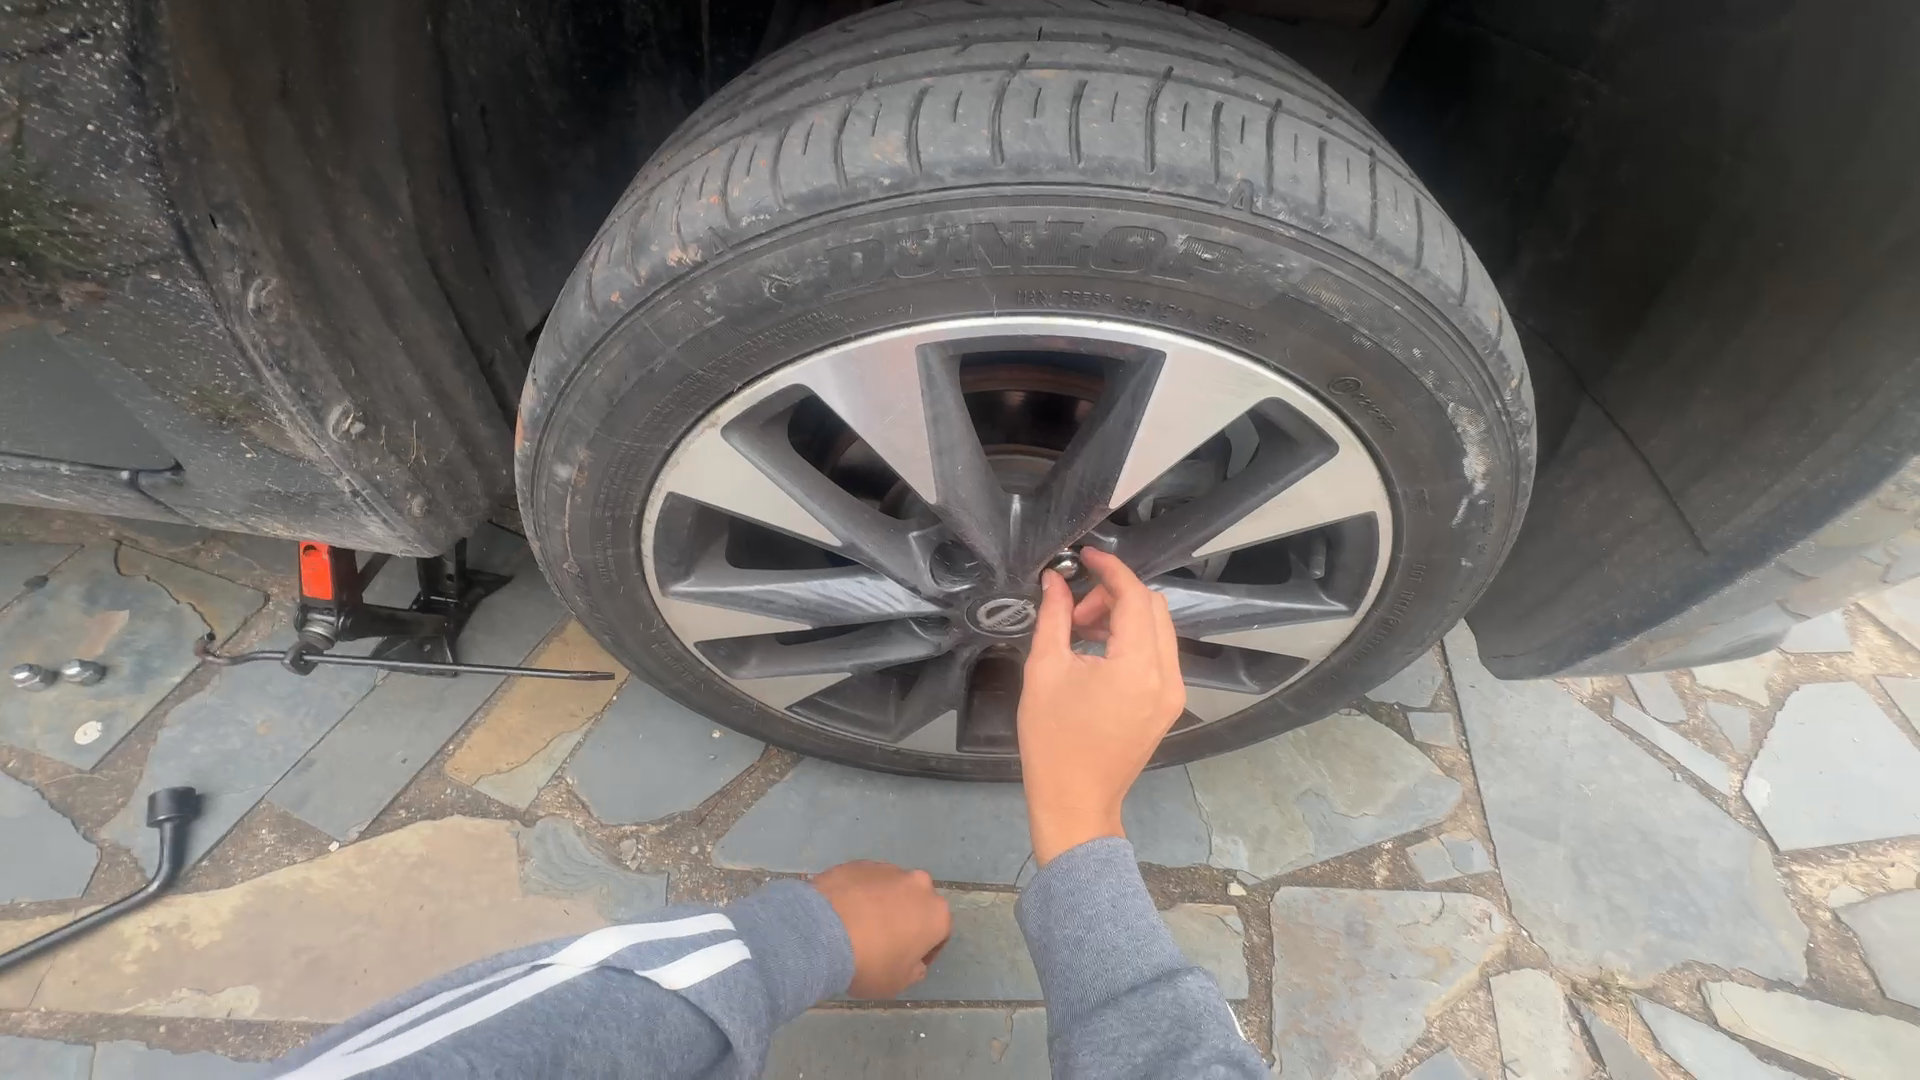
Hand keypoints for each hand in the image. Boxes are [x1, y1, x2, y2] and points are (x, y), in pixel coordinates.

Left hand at [810, 861, 951, 997]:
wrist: (825, 930)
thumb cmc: (870, 962)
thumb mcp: (898, 983)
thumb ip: (914, 970)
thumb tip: (914, 961)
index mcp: (936, 913)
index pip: (940, 933)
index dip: (925, 951)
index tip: (907, 963)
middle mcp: (919, 884)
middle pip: (917, 904)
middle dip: (906, 920)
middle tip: (884, 943)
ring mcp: (889, 869)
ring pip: (892, 890)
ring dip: (883, 905)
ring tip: (858, 927)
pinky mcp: (861, 863)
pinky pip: (867, 882)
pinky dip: (861, 894)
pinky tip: (843, 913)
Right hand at [1018, 548, 1185, 864]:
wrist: (1075, 801)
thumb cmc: (1052, 738)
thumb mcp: (1045, 670)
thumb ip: (1054, 616)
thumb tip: (1055, 580)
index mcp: (1138, 666)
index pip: (1135, 597)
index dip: (1110, 569)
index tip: (1084, 557)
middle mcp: (1167, 676)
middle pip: (1152, 607)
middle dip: (1114, 596)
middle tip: (1074, 612)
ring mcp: (1173, 693)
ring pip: (1158, 629)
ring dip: (1123, 617)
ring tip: (1080, 633)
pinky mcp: (1168, 705)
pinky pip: (1158, 653)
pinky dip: (1131, 640)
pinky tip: (1097, 652)